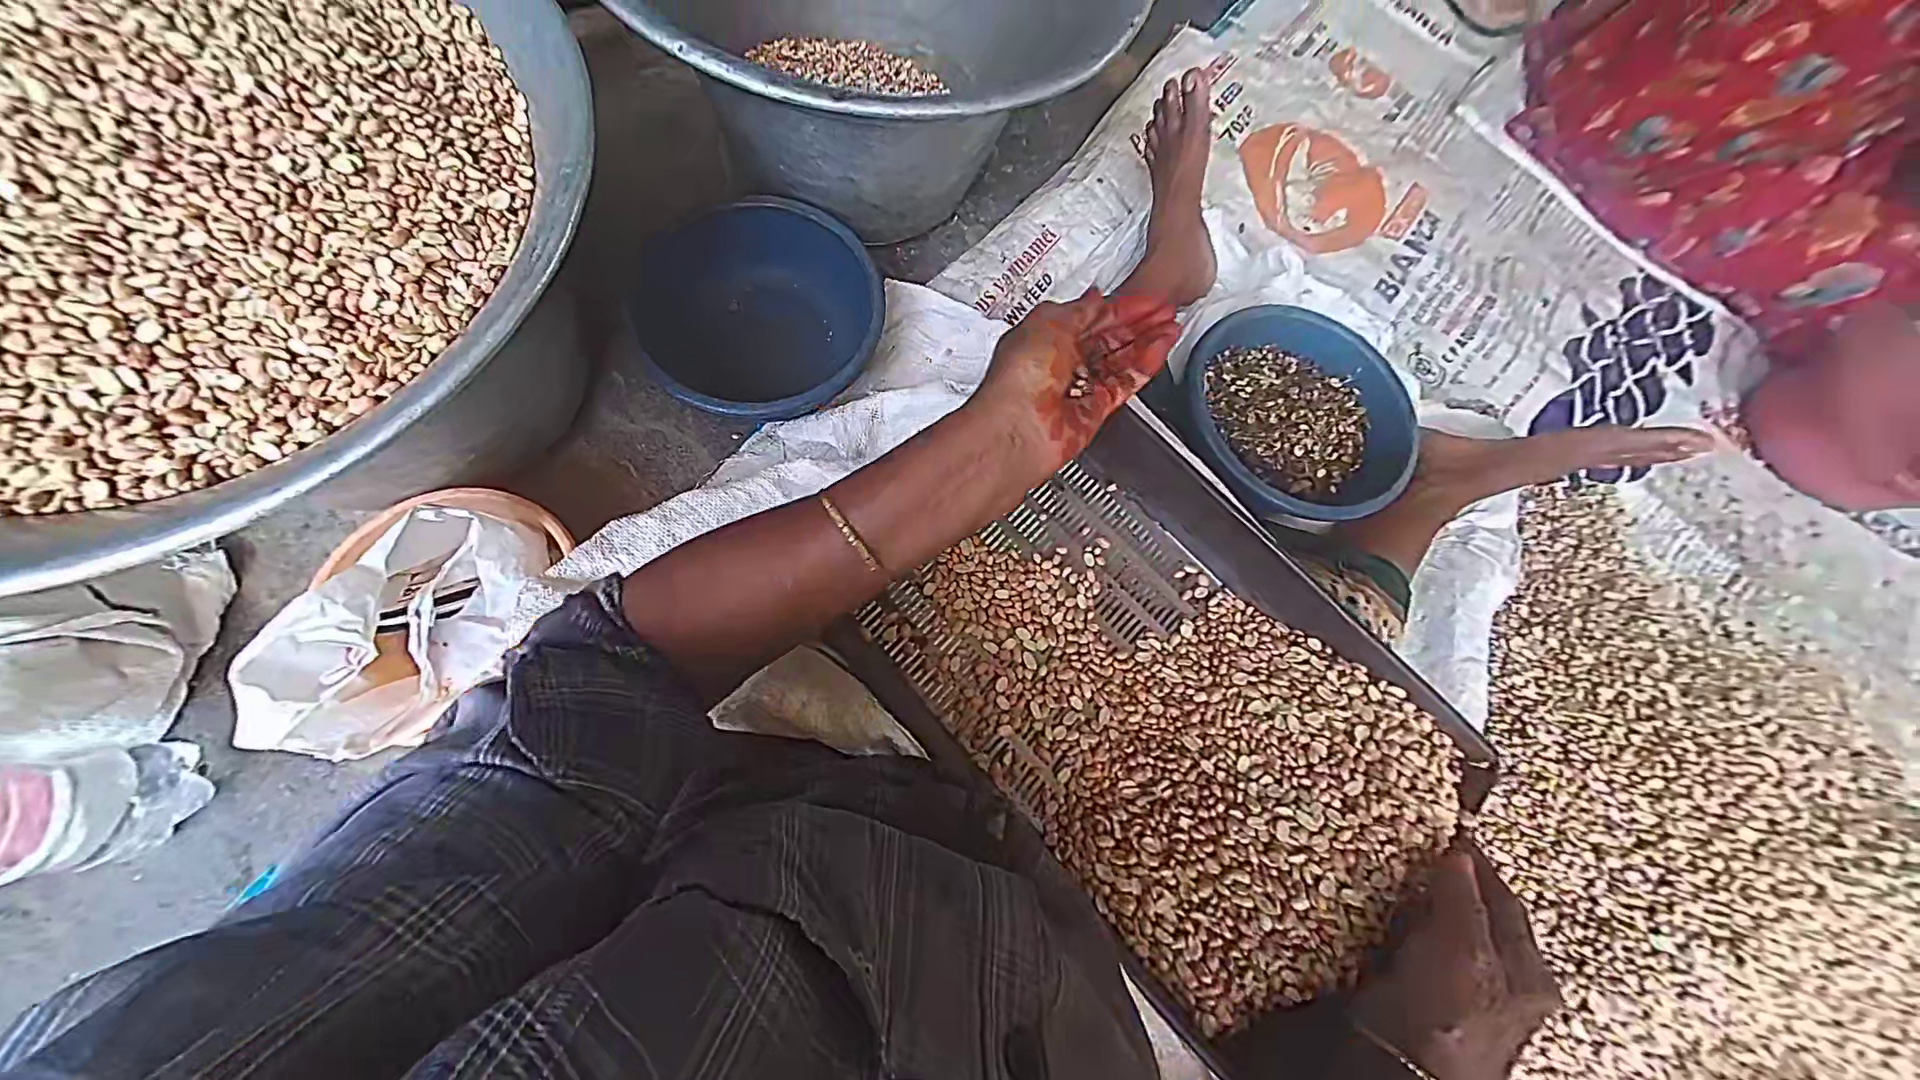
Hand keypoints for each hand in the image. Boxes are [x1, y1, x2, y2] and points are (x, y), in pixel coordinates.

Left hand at [969, 290, 1179, 478]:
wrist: (1018, 425)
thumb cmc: (1020, 375)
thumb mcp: (1051, 322)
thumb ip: (1080, 309)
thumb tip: (1095, 299)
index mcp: (1046, 339)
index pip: (1091, 319)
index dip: (1119, 308)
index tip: (1145, 299)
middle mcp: (1061, 365)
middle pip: (1108, 340)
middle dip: (1138, 324)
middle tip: (1165, 311)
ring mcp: (1077, 389)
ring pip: (1119, 362)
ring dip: (1146, 343)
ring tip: (1171, 327)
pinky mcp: (1093, 412)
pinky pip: (1124, 384)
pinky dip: (1144, 366)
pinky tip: (1160, 349)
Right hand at [1348, 835, 1560, 1079]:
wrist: (1408, 1066)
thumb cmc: (1445, 1015)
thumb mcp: (1459, 948)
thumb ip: (1461, 899)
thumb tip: (1458, 853)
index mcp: (1529, 972)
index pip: (1504, 897)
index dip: (1476, 862)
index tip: (1450, 830)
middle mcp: (1506, 982)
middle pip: (1478, 913)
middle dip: (1451, 881)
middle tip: (1421, 849)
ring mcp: (1469, 992)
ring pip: (1449, 930)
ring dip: (1427, 903)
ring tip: (1401, 875)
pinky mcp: (1431, 996)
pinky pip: (1422, 946)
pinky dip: (1408, 925)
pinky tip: (1391, 918)